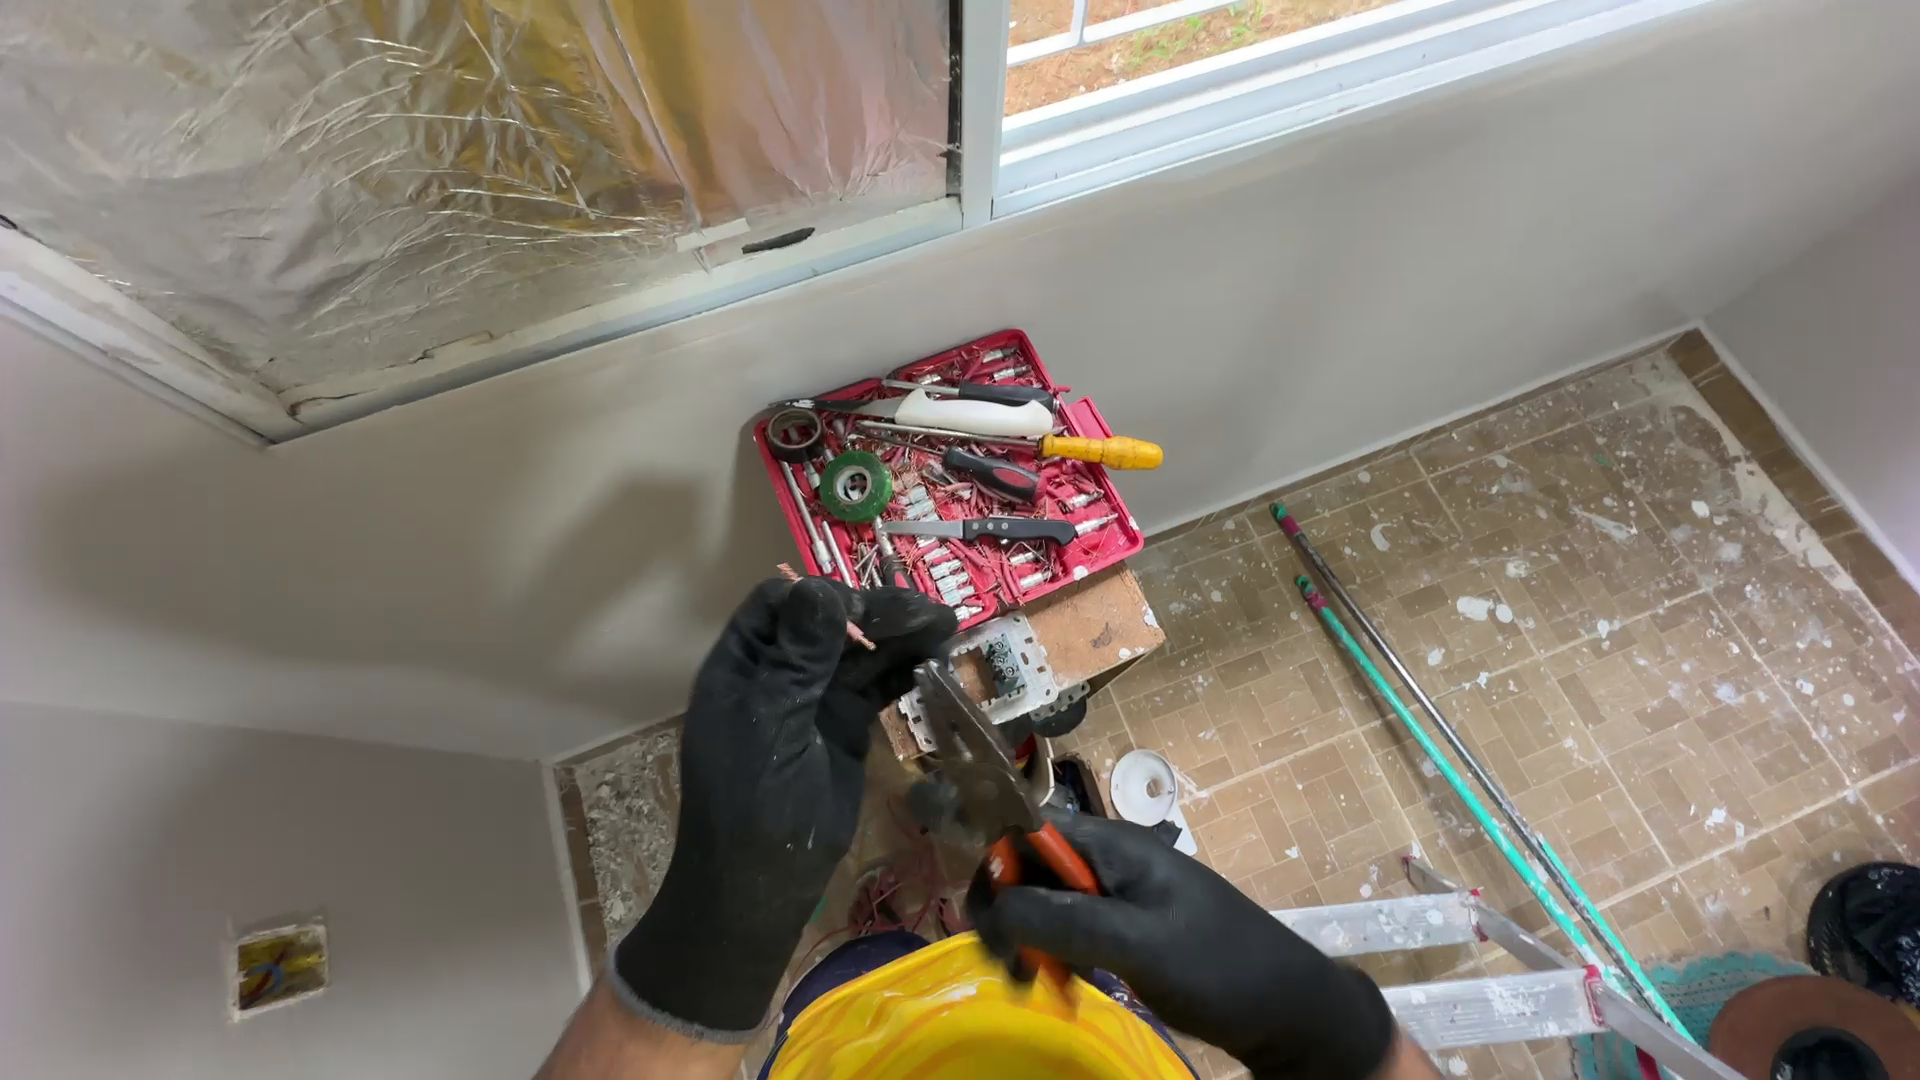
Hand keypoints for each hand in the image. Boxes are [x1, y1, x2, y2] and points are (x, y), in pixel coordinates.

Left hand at [611, 577, 955, 1040]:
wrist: (761, 884)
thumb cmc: (754, 804)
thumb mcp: (773, 724)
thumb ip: (799, 659)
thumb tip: (821, 588)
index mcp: (747, 662)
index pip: (786, 604)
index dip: (828, 599)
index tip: (871, 614)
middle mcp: (780, 670)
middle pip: (832, 623)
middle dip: (879, 615)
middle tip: (932, 614)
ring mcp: (814, 695)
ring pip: (860, 651)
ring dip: (901, 638)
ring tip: (947, 628)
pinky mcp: (843, 720)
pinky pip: (875, 683)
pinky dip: (903, 670)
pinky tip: (933, 662)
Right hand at [968, 810, 1397, 1079]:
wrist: (1289, 1006)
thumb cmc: (1217, 964)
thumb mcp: (1138, 943)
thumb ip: (1064, 919)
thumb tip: (992, 903)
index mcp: (1108, 840)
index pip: (1026, 830)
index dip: (996, 867)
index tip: (986, 925)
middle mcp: (1106, 854)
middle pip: (1031, 864)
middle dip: (1009, 910)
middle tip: (1010, 967)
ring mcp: (1117, 887)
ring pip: (1047, 897)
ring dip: (1029, 935)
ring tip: (1034, 983)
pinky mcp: (1125, 919)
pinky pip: (1071, 923)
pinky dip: (1056, 951)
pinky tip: (1065, 983)